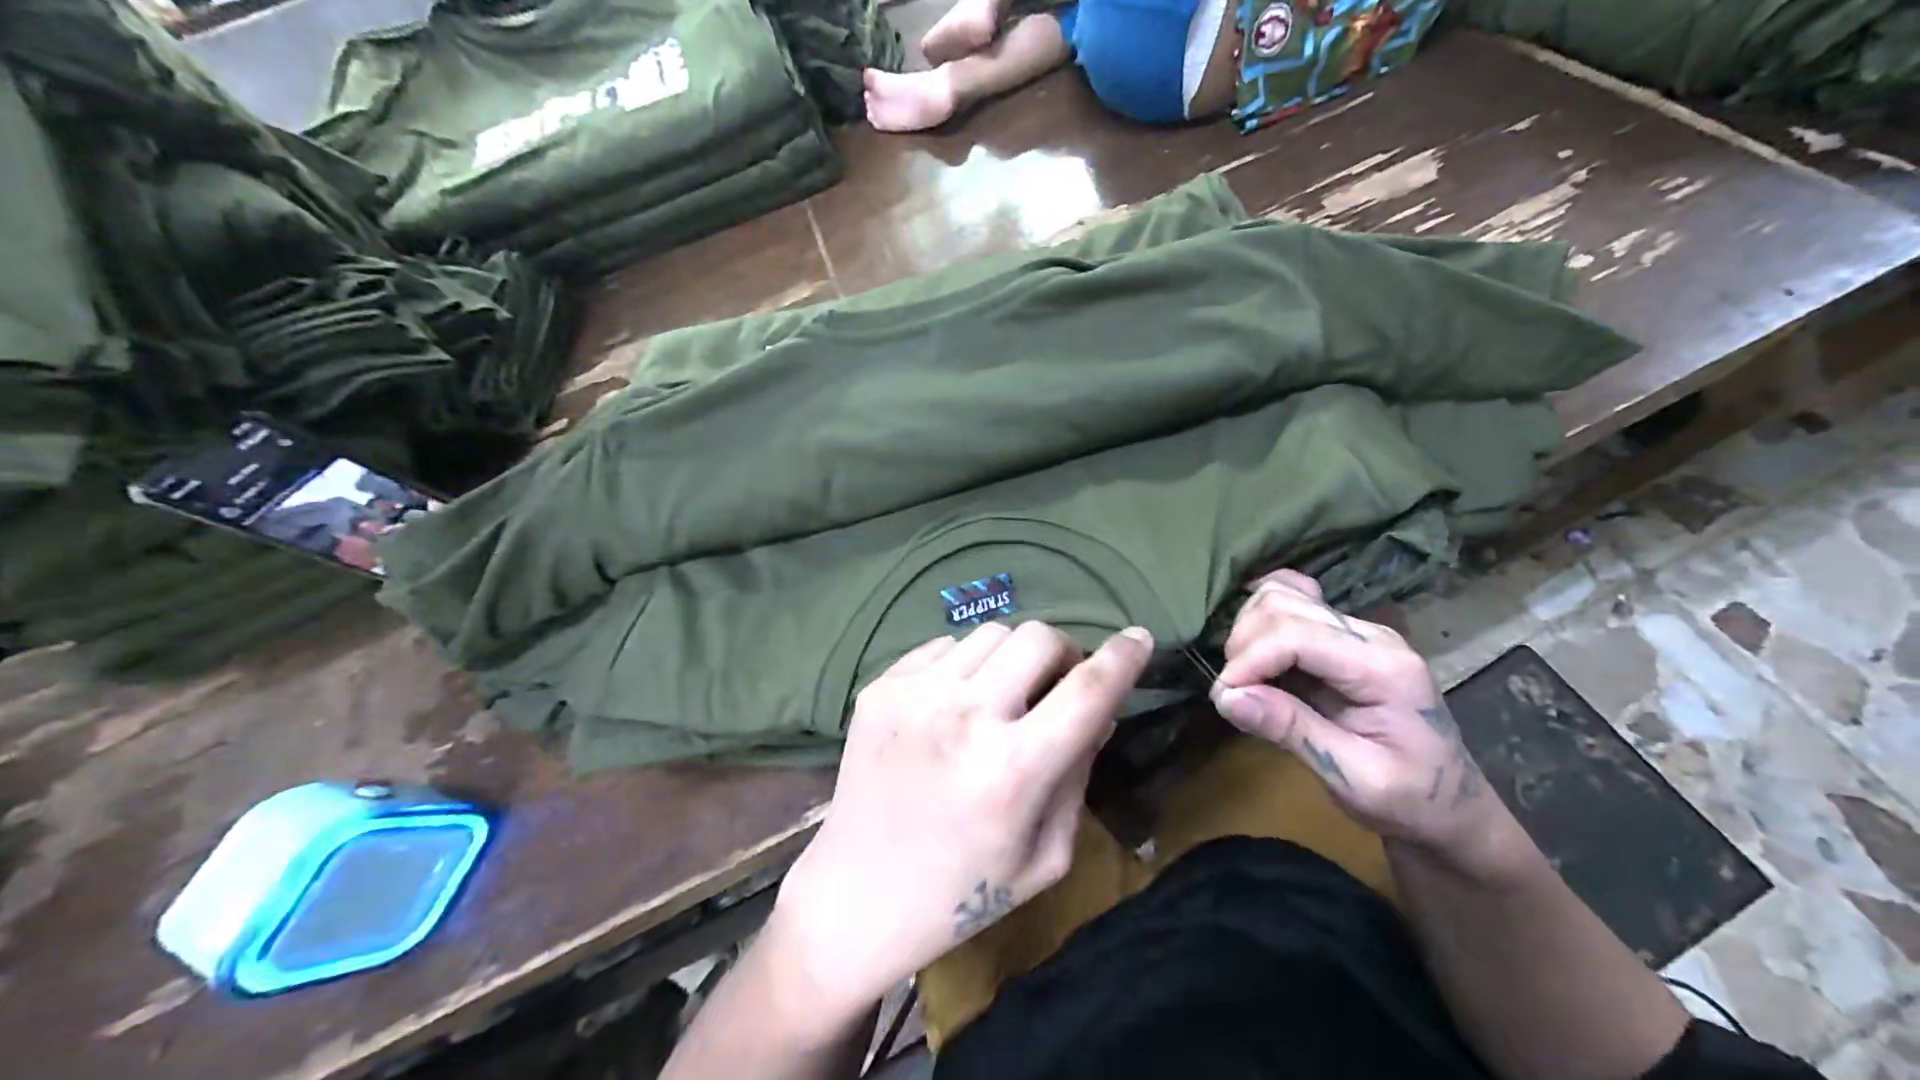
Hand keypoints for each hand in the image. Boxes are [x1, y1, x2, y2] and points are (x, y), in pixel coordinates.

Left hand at [769, 621, 1153, 1020]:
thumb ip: (1078, 777)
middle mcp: (963, 718)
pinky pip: (945, 645)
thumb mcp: (1044, 855)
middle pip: (1038, 637)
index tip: (1139, 639)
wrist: (858, 893)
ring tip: (1003, 697)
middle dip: (1064, 654)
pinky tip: (956, 705)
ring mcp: (915, 696)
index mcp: (1012, 771)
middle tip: (1057, 686)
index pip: (1087, 690)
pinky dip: (967, 665)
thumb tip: (1100, 711)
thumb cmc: (963, 892)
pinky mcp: (880, 688)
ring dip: (1014, 657)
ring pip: (991, 632)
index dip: (1123, 658)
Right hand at [1210, 570, 1529, 880]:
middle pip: (1283, 606)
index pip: (1296, 636)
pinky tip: (1251, 642)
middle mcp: (1371, 636)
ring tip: (1245, 678)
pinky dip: (1262, 614)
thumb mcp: (1354, 780)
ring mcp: (1358, 631)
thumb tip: (1226, 697)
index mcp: (1383, 669)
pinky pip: (1293, 601)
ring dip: (1248, 631)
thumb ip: (1291, 730)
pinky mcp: (1343, 636)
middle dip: (1243, 646)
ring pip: (1282, 596)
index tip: (1222, 698)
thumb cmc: (1412, 801)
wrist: (1454, 807)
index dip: (1249, 661)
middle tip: (1233, 695)